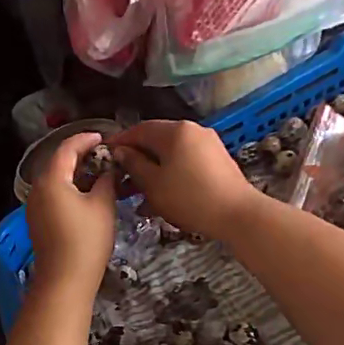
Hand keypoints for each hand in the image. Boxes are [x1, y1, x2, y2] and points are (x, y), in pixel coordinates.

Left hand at [27, 133, 117, 291]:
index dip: (85, 139)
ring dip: (75, 175)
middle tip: (103, 155)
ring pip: (55, 181)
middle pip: (58, 164)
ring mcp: (35, 207)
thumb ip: (106, 181)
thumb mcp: (103, 205)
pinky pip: (53, 197)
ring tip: (98, 175)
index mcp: (52, 179)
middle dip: (80, 157)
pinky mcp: (38, 222)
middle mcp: (37, 189)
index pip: (67, 149)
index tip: (102, 137)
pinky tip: (86, 197)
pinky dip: (69, 190)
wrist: (65, 280)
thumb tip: (109, 170)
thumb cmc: (87, 240)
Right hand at [113, 120, 266, 241]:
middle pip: (157, 141)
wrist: (238, 214)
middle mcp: (192, 131)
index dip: (120, 142)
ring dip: (154, 173)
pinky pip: (186, 164)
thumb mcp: (154, 184)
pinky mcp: (218, 162)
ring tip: (139, 197)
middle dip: (137, 161)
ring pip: (172, 155)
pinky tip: (163, 198)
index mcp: (175, 131)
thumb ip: (134, 165)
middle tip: (121, 181)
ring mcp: (208, 145)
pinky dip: (171, 176)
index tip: (105, 157)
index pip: (139, 130)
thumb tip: (121, 151)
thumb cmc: (190, 198)